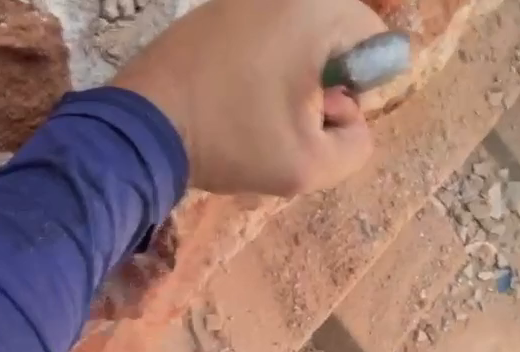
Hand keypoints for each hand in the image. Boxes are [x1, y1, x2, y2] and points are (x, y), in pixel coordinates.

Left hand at [111, 0, 388, 195]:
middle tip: (286, 128)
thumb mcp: (306, 167)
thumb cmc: (230, 140)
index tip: (319, 123)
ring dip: (289, 84)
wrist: (144, 126)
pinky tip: (233, 102)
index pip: (376, 45)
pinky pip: (261, 41)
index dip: (357, 95)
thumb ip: (353, 148)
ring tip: (255, 118)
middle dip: (322, 88)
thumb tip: (352, 123)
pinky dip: (258, 73)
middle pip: (335, 42)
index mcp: (321, 7)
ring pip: (298, 44)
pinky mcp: (216, 10)